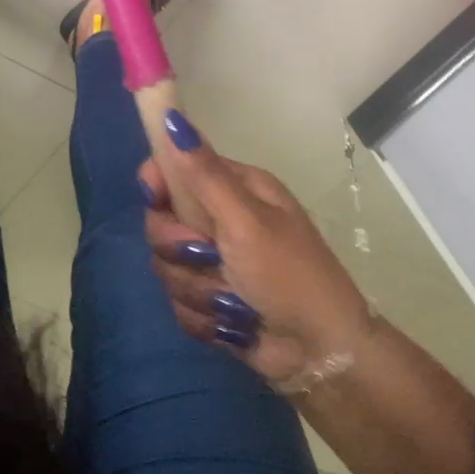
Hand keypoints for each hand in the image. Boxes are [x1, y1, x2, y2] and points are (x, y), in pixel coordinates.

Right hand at [141, 112, 376, 388]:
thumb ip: (203, 175)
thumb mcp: (246, 221)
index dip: (157, 182)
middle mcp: (220, 221)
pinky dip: (202, 316)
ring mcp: (213, 263)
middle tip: (211, 258)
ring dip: (196, 288)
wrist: (321, 353)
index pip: (173, 169)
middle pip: (160, 222)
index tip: (154, 197)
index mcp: (235, 190)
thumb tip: (173, 120)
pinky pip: (177, 301)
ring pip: (166, 266)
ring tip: (231, 300)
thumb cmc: (290, 275)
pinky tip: (230, 323)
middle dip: (180, 249)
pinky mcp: (208, 300)